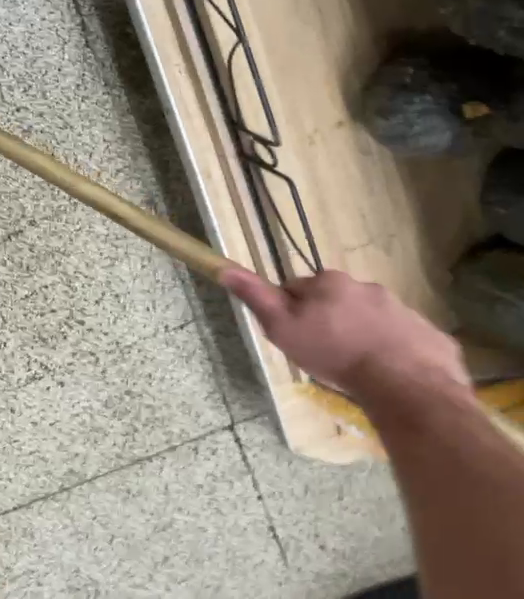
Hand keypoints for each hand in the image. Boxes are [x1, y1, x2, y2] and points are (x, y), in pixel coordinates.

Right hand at [221, 267, 469, 407]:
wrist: (408, 389)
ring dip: (363, 333)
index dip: (292, 310)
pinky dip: (395, 350)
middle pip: (338, 301)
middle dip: (330, 319)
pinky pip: (406, 339)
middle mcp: (369, 288)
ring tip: (358, 363)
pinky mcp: (434, 337)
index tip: (296, 332)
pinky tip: (388, 371)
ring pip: (372, 319)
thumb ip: (255, 296)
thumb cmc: (334, 353)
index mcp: (330, 282)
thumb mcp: (281, 327)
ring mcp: (407, 312)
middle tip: (325, 349)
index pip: (298, 288)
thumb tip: (225, 268)